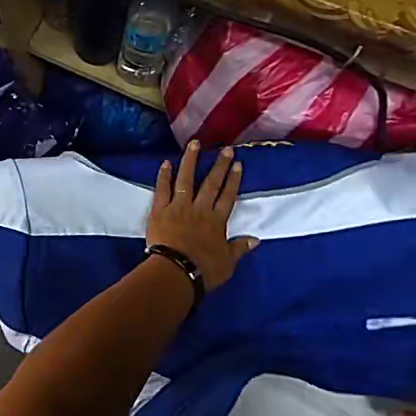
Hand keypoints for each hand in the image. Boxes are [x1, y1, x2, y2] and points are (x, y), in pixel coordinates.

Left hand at [147, 141, 258, 290]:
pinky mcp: (160, 210)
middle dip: (219, 165)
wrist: (176, 271)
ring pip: (186, 179)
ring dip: (190, 160)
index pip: (228, 196)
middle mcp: (199, 209)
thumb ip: (239, 248)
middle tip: (225, 149)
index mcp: (217, 221)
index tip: (237, 165)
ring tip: (194, 144)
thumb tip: (256, 240)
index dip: (233, 180)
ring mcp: (179, 207)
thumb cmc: (203, 270)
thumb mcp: (228, 263)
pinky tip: (166, 162)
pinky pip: (162, 189)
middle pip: (211, 183)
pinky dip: (164, 176)